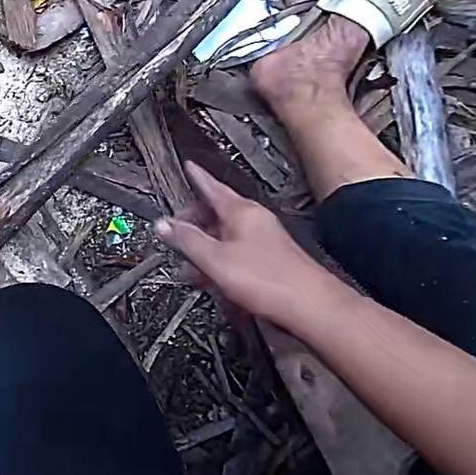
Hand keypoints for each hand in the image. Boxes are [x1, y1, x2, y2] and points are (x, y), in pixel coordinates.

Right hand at [156, 162, 337, 322]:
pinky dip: (221, 261)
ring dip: (206, 249)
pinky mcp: (269, 259)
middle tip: (175, 234)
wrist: (310, 307)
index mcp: (242, 212)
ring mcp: (264, 239)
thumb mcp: (214, 259)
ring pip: (225, 237)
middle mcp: (255, 221)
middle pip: (215, 214)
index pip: (212, 187)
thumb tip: (164, 225)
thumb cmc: (271, 280)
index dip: (197, 177)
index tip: (189, 167)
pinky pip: (236, 252)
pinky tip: (213, 279)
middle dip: (193, 226)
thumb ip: (186, 240)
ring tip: (191, 266)